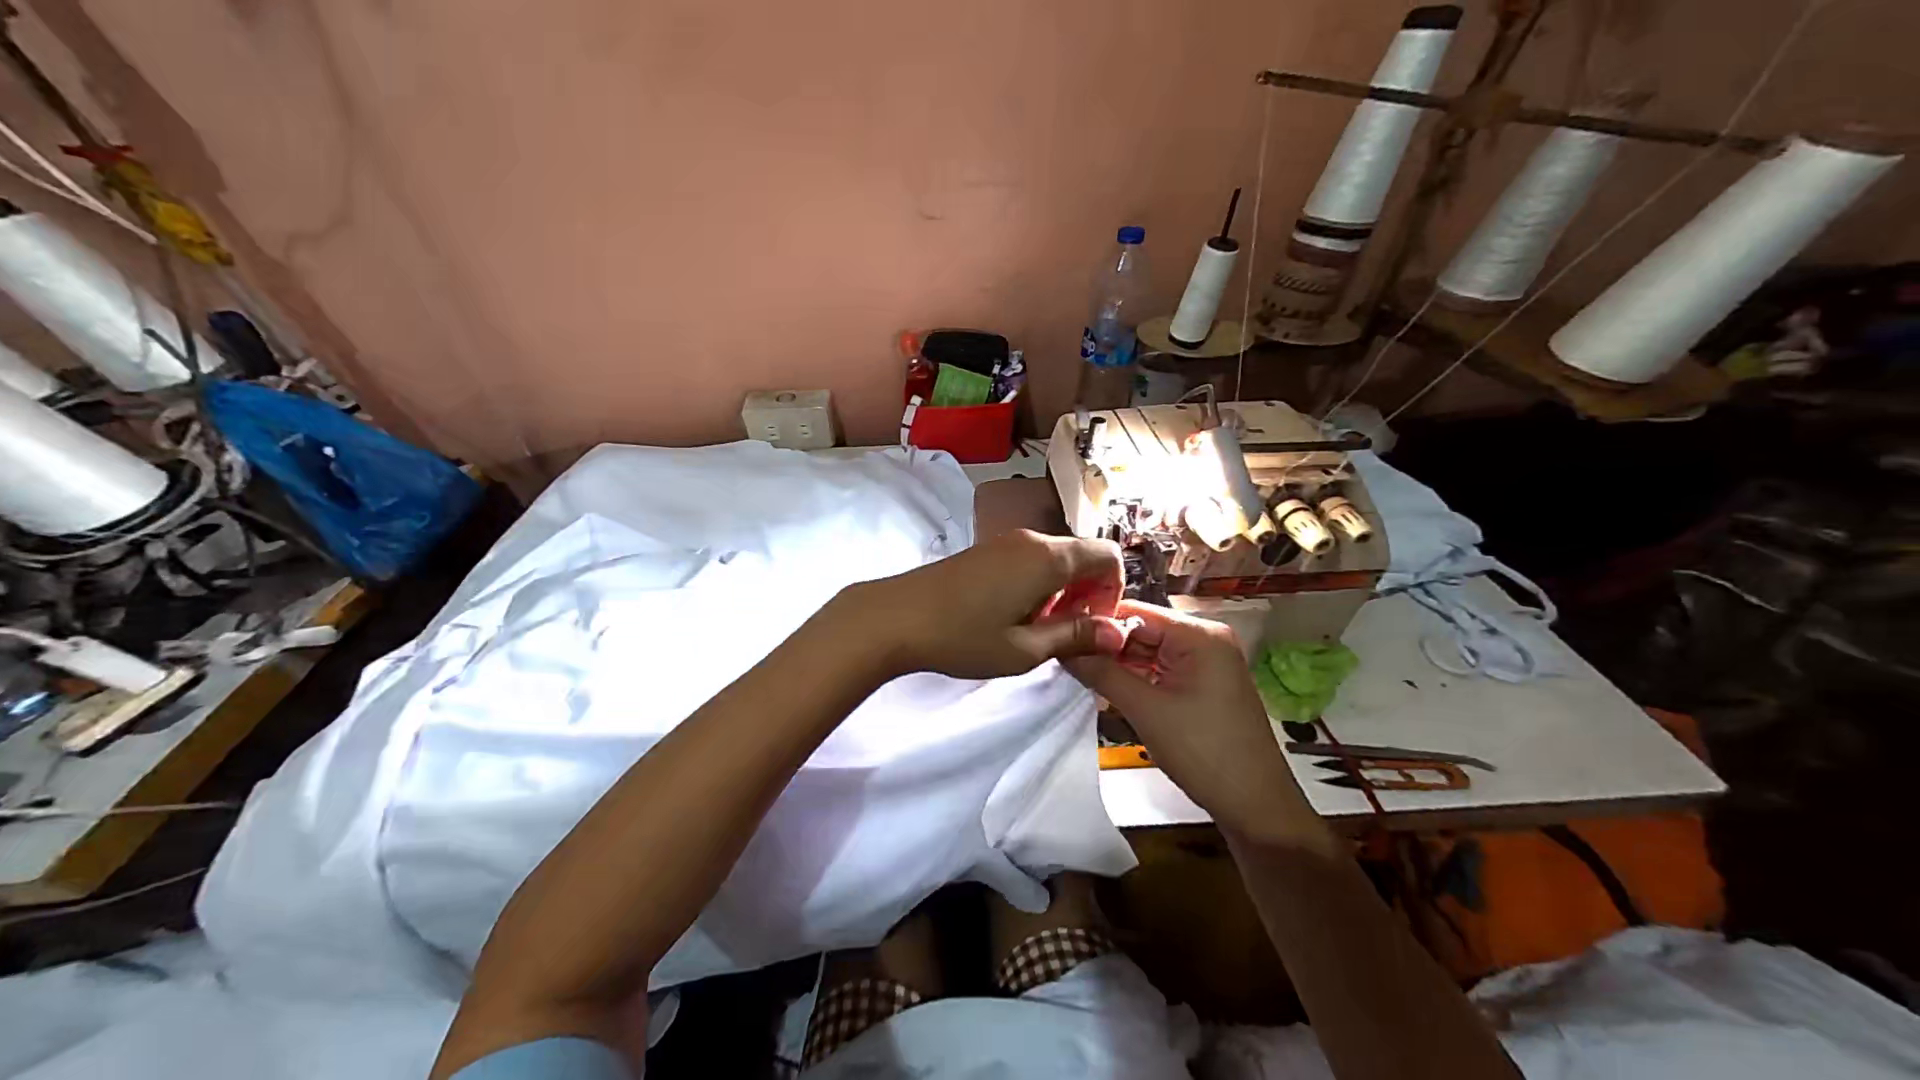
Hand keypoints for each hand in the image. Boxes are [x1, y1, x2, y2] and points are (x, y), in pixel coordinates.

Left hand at [836, 529, 1128, 679]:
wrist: (894, 617)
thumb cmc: (963, 637)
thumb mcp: (1025, 650)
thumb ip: (1075, 637)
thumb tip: (1117, 633)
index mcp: (1049, 558)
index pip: (1108, 555)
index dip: (1113, 591)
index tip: (1094, 626)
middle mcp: (1031, 540)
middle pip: (1081, 556)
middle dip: (1086, 594)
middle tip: (1066, 636)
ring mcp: (1004, 542)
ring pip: (1054, 560)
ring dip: (1060, 593)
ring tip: (1035, 632)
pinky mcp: (984, 551)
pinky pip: (1028, 561)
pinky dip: (1036, 586)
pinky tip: (1010, 618)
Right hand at [1065, 601, 1318, 841]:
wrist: (1256, 806)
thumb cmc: (1204, 751)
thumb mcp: (1146, 709)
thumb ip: (1103, 673)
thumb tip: (1063, 647)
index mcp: (1198, 634)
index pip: (1135, 612)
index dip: (1095, 624)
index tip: (1059, 637)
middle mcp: (1205, 639)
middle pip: (1141, 631)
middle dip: (1104, 647)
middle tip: (1062, 660)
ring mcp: (1207, 663)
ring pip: (1148, 653)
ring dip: (1117, 666)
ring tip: (1076, 675)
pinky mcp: (1204, 686)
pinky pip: (1161, 671)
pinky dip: (1136, 680)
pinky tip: (1106, 692)